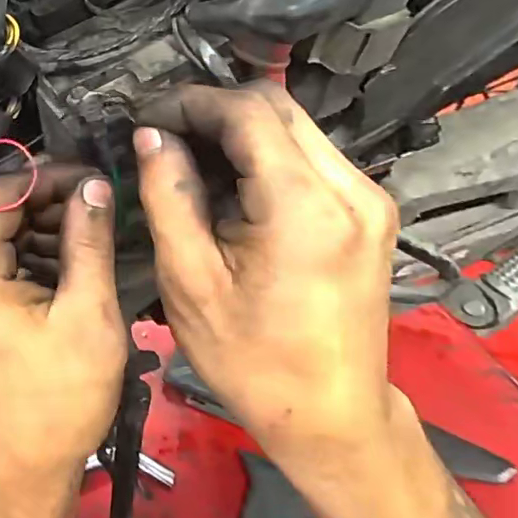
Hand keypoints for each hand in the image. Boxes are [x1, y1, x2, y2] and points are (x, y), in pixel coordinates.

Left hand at [0, 166, 126, 517]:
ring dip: (47, 226)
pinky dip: (34, 251)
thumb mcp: (87, 314)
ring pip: (3, 228)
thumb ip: (89, 240)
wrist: (25, 466)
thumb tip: (94, 184)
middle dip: (54, 201)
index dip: (53, 175)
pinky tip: (71, 260)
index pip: (7, 189)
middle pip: (2, 207)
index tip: (94, 176)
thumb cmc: (58, 399)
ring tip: (94, 233)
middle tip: (101, 205)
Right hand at [138, 85, 517, 517]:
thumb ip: (168, 194)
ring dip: (236, 127)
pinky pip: (307, 151)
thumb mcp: (190, 279)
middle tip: (164, 132)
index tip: (148, 117)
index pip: (246, 113)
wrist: (330, 415)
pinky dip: (262, 149)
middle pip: (275, 105)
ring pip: (293, 122)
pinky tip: (228, 177)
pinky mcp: (368, 209)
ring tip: (189, 154)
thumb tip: (151, 135)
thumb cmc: (253, 359)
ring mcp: (368, 197)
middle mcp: (351, 190)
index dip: (190, 102)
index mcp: (306, 208)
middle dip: (212, 108)